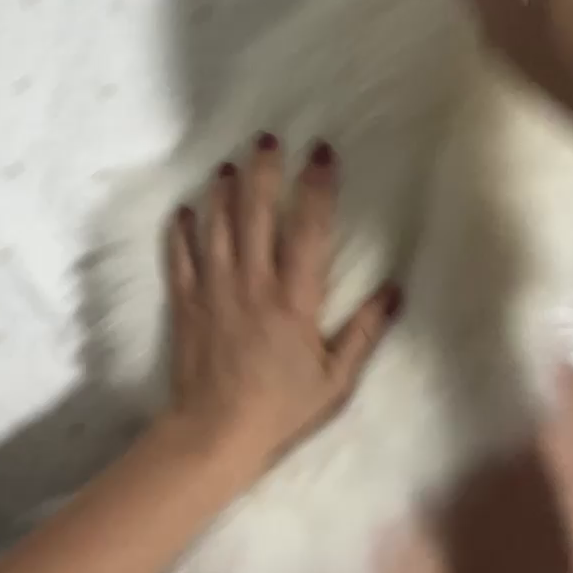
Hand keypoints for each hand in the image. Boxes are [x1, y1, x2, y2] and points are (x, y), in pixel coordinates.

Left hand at [164, 135, 401, 465]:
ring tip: (227, 166)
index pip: (309, 228)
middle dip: (262, 173)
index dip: (316, 186)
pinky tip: (182, 210)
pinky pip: (179, 259)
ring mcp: (213, 291)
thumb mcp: (335, 379)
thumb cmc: (280, 409)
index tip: (321, 153)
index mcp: (294, 299)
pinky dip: (179, 232)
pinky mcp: (184, 304)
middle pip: (255, 215)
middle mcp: (251, 284)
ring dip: (221, 193)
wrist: (214, 433)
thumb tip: (394, 290)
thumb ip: (364, 331)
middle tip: (265, 140)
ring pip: (216, 228)